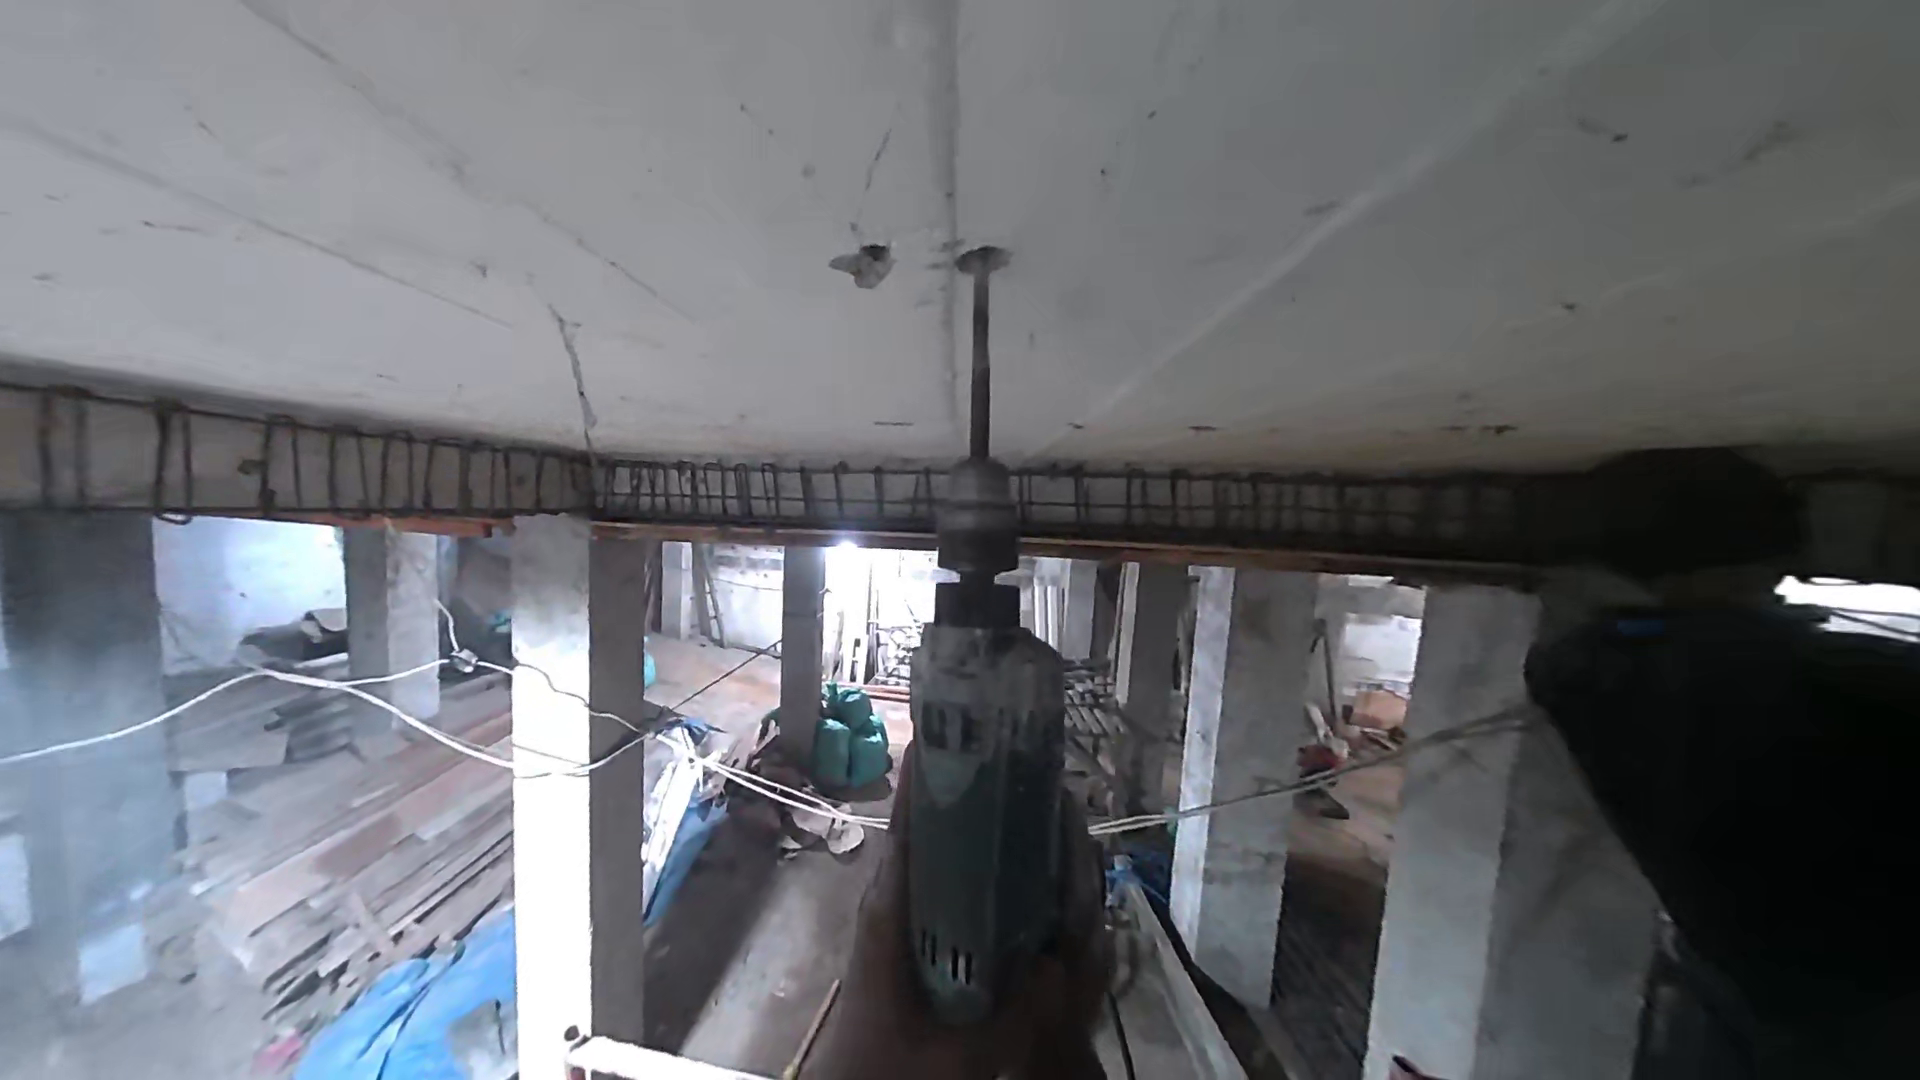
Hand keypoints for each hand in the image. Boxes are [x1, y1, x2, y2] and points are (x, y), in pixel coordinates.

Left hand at [802, 744, 1110, 1079]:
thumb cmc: (888, 1070)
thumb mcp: (956, 1058)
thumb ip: (1015, 1018)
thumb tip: (1068, 963)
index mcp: (890, 907)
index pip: (907, 827)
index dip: (924, 780)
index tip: (951, 737)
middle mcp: (892, 895)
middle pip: (924, 826)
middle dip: (960, 792)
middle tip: (1013, 766)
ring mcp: (899, 910)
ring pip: (933, 850)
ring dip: (966, 822)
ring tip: (1018, 798)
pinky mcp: (909, 929)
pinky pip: (941, 880)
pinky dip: (969, 860)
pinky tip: (1012, 867)